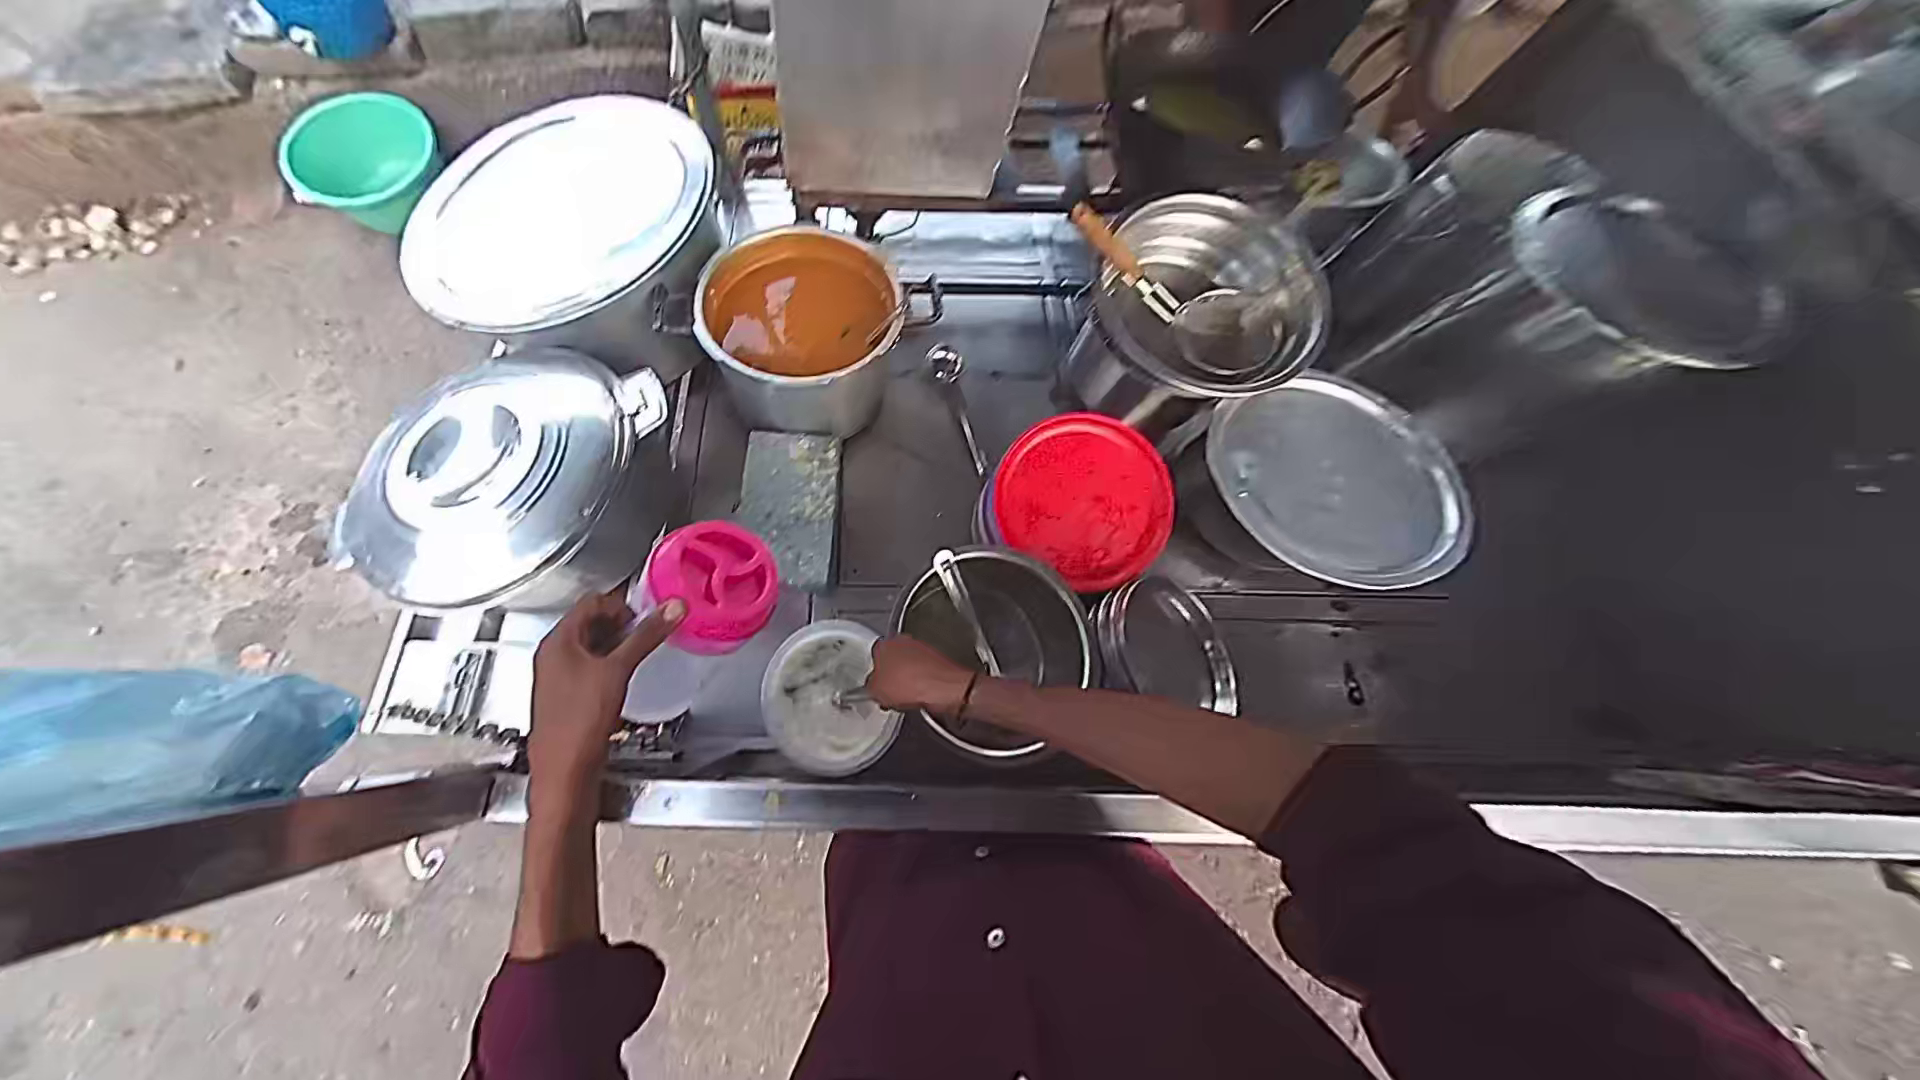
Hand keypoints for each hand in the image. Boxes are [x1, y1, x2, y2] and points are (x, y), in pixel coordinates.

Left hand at [528, 588, 684, 808]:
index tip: (646, 613)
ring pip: (593, 645)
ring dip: (619, 643)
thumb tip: (671, 608)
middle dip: (622, 623)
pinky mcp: (570, 694)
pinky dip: (613, 663)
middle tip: (648, 631)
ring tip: (642, 651)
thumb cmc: (579, 720)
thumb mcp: (619, 669)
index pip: (590, 603)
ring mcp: (560, 676)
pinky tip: (628, 675)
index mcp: (558, 643)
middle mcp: (554, 656)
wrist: (565, 769)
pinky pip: (593, 666)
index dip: (620, 603)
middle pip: (591, 623)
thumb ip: (647, 636)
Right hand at [866, 636, 976, 717]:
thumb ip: (871, 687)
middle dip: (891, 677)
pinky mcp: (937, 659)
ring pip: (908, 667)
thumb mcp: (876, 692)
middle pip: (892, 660)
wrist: (944, 687)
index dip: (874, 675)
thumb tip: (873, 688)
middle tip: (889, 693)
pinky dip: (921, 682)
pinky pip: (923, 672)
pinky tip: (920, 695)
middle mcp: (904, 641)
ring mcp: (922, 649)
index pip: (873, 657)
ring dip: (906, 680)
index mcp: (885, 644)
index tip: (875, 687)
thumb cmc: (911, 684)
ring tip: (906, 697)